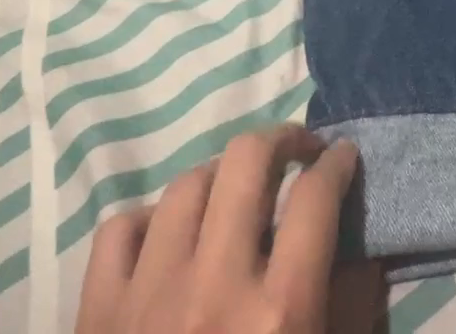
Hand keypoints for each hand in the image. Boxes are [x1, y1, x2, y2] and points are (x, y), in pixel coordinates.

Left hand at [75, 124, 382, 333]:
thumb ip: (354, 307)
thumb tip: (360, 239)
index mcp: (280, 312)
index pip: (315, 197)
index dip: (338, 164)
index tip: (344, 156)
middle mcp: (214, 288)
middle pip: (247, 163)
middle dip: (283, 140)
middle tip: (300, 152)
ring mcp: (147, 297)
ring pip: (186, 186)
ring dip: (221, 177)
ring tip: (238, 193)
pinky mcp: (95, 316)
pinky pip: (119, 230)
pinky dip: (150, 221)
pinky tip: (170, 238)